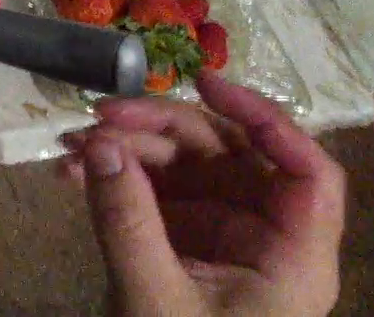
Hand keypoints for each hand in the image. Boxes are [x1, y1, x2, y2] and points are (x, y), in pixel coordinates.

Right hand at [62, 74, 345, 316]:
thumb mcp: (152, 293)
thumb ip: (126, 218)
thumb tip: (98, 142)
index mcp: (289, 255)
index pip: (306, 173)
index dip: (266, 120)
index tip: (200, 80)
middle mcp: (260, 230)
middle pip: (227, 151)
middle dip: (159, 125)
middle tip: (97, 114)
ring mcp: (216, 227)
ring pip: (180, 158)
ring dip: (122, 142)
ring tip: (68, 147)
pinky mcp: (175, 229)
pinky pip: (146, 179)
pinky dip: (106, 167)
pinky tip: (67, 171)